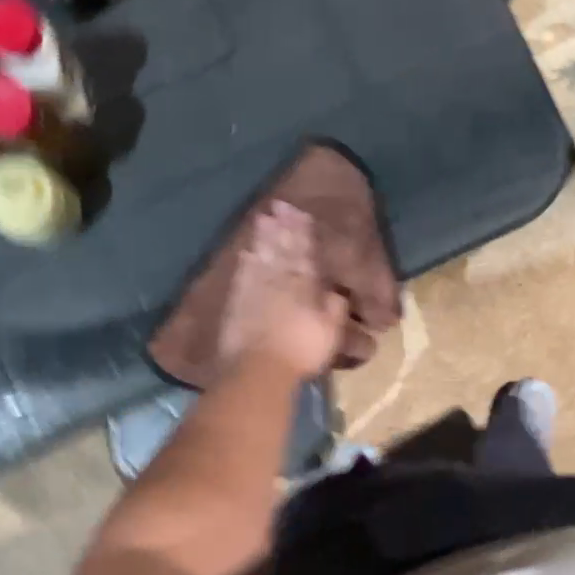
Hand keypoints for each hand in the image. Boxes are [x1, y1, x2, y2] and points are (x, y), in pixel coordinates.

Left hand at [218, 201, 347, 378]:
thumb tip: (338, 292)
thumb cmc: (301, 351)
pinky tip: (246, 251)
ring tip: (263, 218)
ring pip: (261, 255)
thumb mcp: (330, 332)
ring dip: (263, 236)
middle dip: (282, 225)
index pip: (305, 252)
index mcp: (304, 285)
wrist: (258, 369)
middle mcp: (279, 280)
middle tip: (279, 205)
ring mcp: (255, 289)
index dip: (303, 231)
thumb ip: (335, 308)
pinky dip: (246, 260)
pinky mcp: (237, 302)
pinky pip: (243, 274)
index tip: (301, 213)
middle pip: (281, 248)